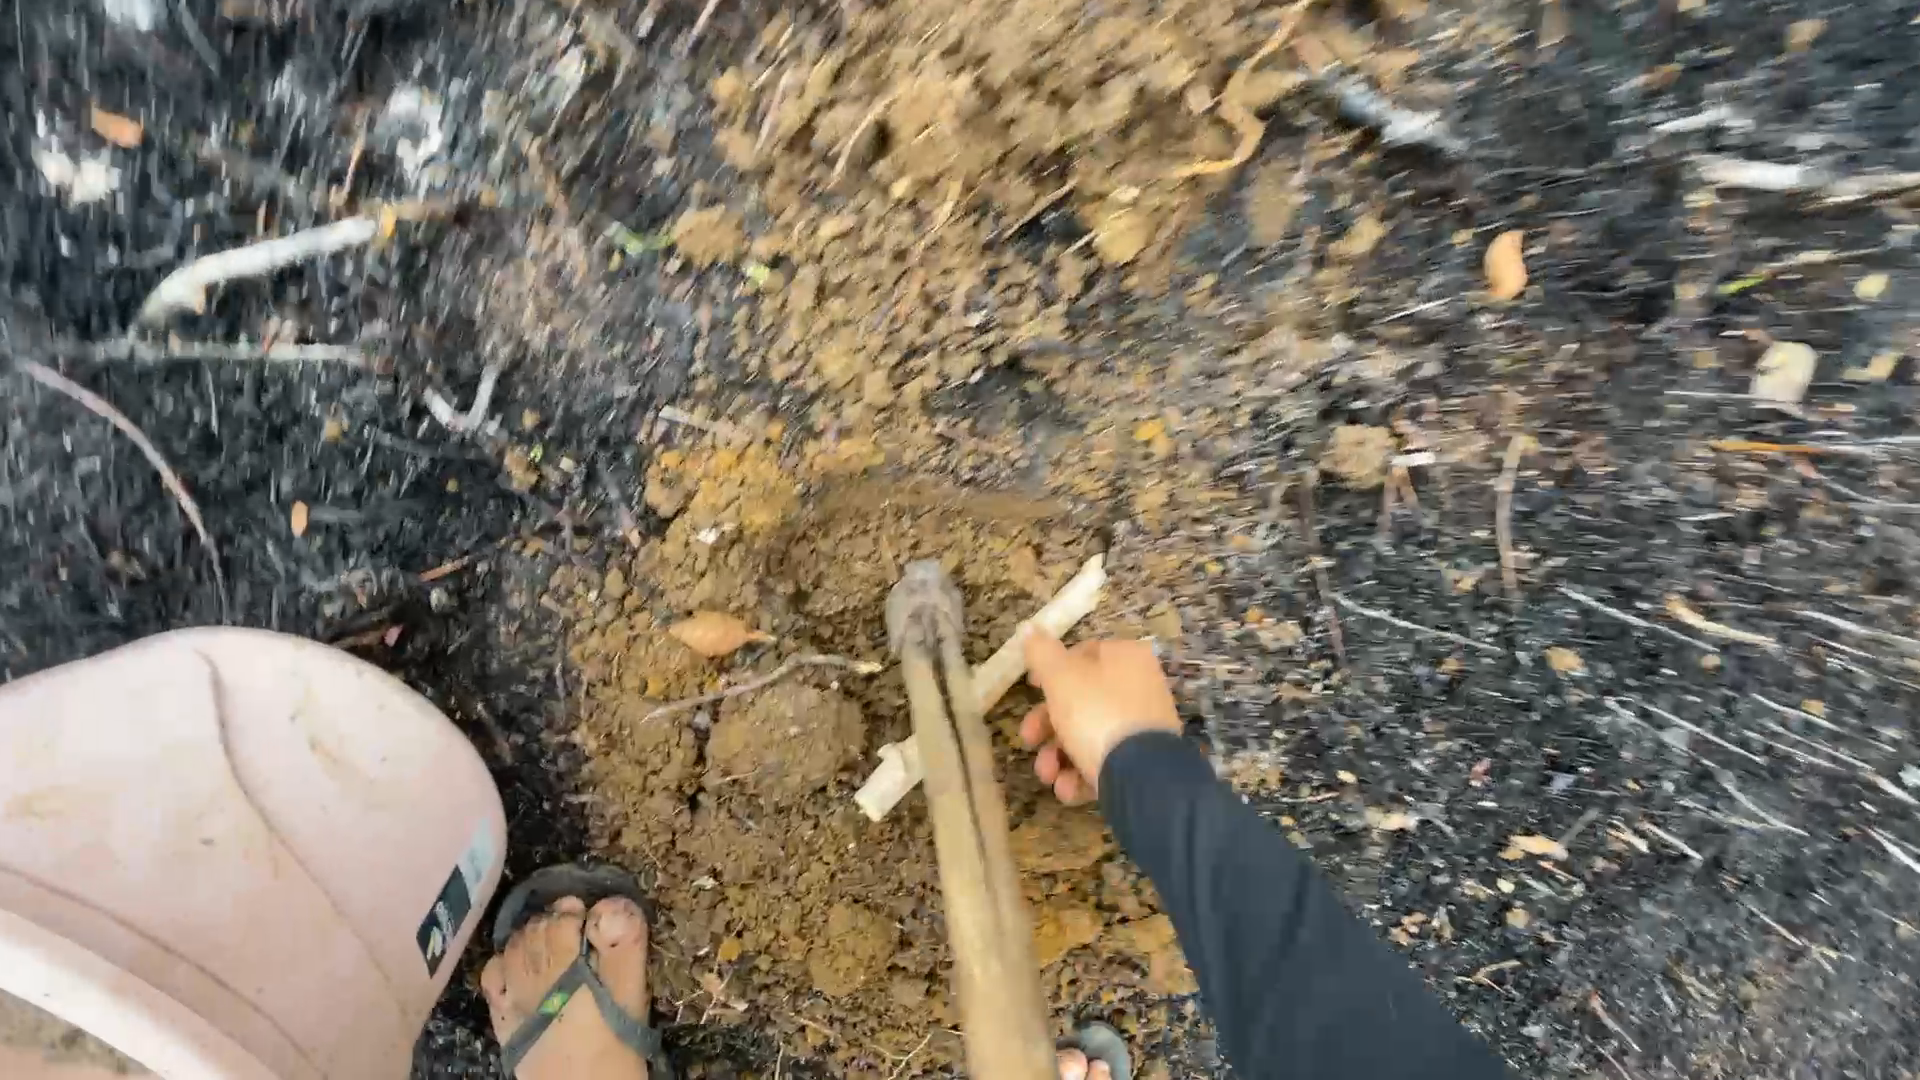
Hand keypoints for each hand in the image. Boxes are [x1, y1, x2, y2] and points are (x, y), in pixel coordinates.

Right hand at [1019, 629, 1179, 804]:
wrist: (1141, 777)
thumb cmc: (1097, 713)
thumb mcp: (1061, 677)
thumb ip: (1041, 653)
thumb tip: (1028, 627)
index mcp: (1127, 658)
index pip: (1085, 652)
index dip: (1052, 668)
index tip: (1031, 687)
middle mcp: (1140, 688)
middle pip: (1081, 699)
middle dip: (1047, 725)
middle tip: (1029, 739)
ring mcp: (1143, 728)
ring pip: (1088, 735)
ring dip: (1058, 755)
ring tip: (1048, 774)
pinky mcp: (1143, 764)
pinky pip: (1105, 761)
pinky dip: (1081, 774)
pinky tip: (1067, 789)